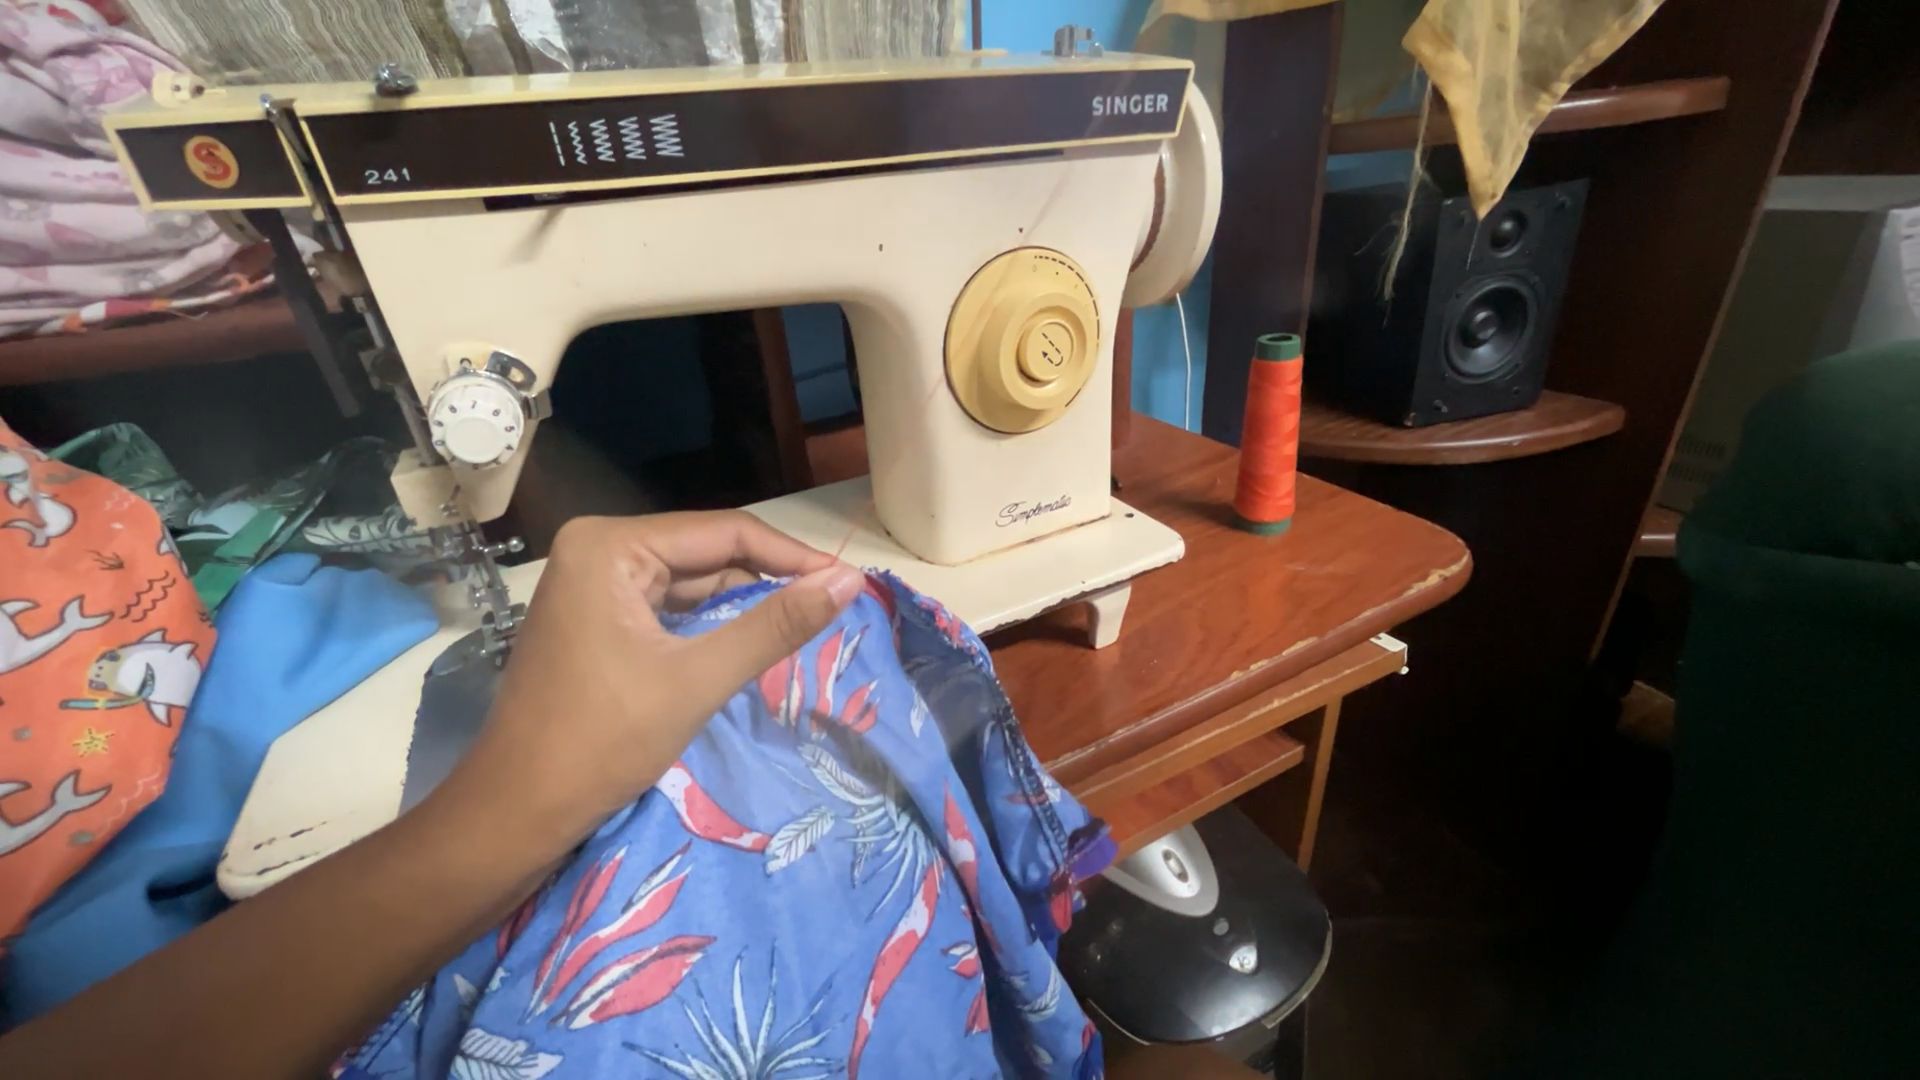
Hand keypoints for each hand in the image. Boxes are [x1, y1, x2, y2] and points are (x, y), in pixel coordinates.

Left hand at [443, 511, 863, 851]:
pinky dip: (715, 618)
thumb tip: (850, 581)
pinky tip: (754, 631)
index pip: (726, 532)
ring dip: (747, 599)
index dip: (794, 555)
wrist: (515, 815)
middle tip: (834, 601)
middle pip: (709, 551)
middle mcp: (600, 547)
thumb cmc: (602, 742)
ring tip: (807, 616)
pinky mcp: (600, 613)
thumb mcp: (700, 679)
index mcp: (612, 545)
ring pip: (695, 578)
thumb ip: (777, 624)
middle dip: (772, 576)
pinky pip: (674, 603)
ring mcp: (595, 580)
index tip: (850, 579)